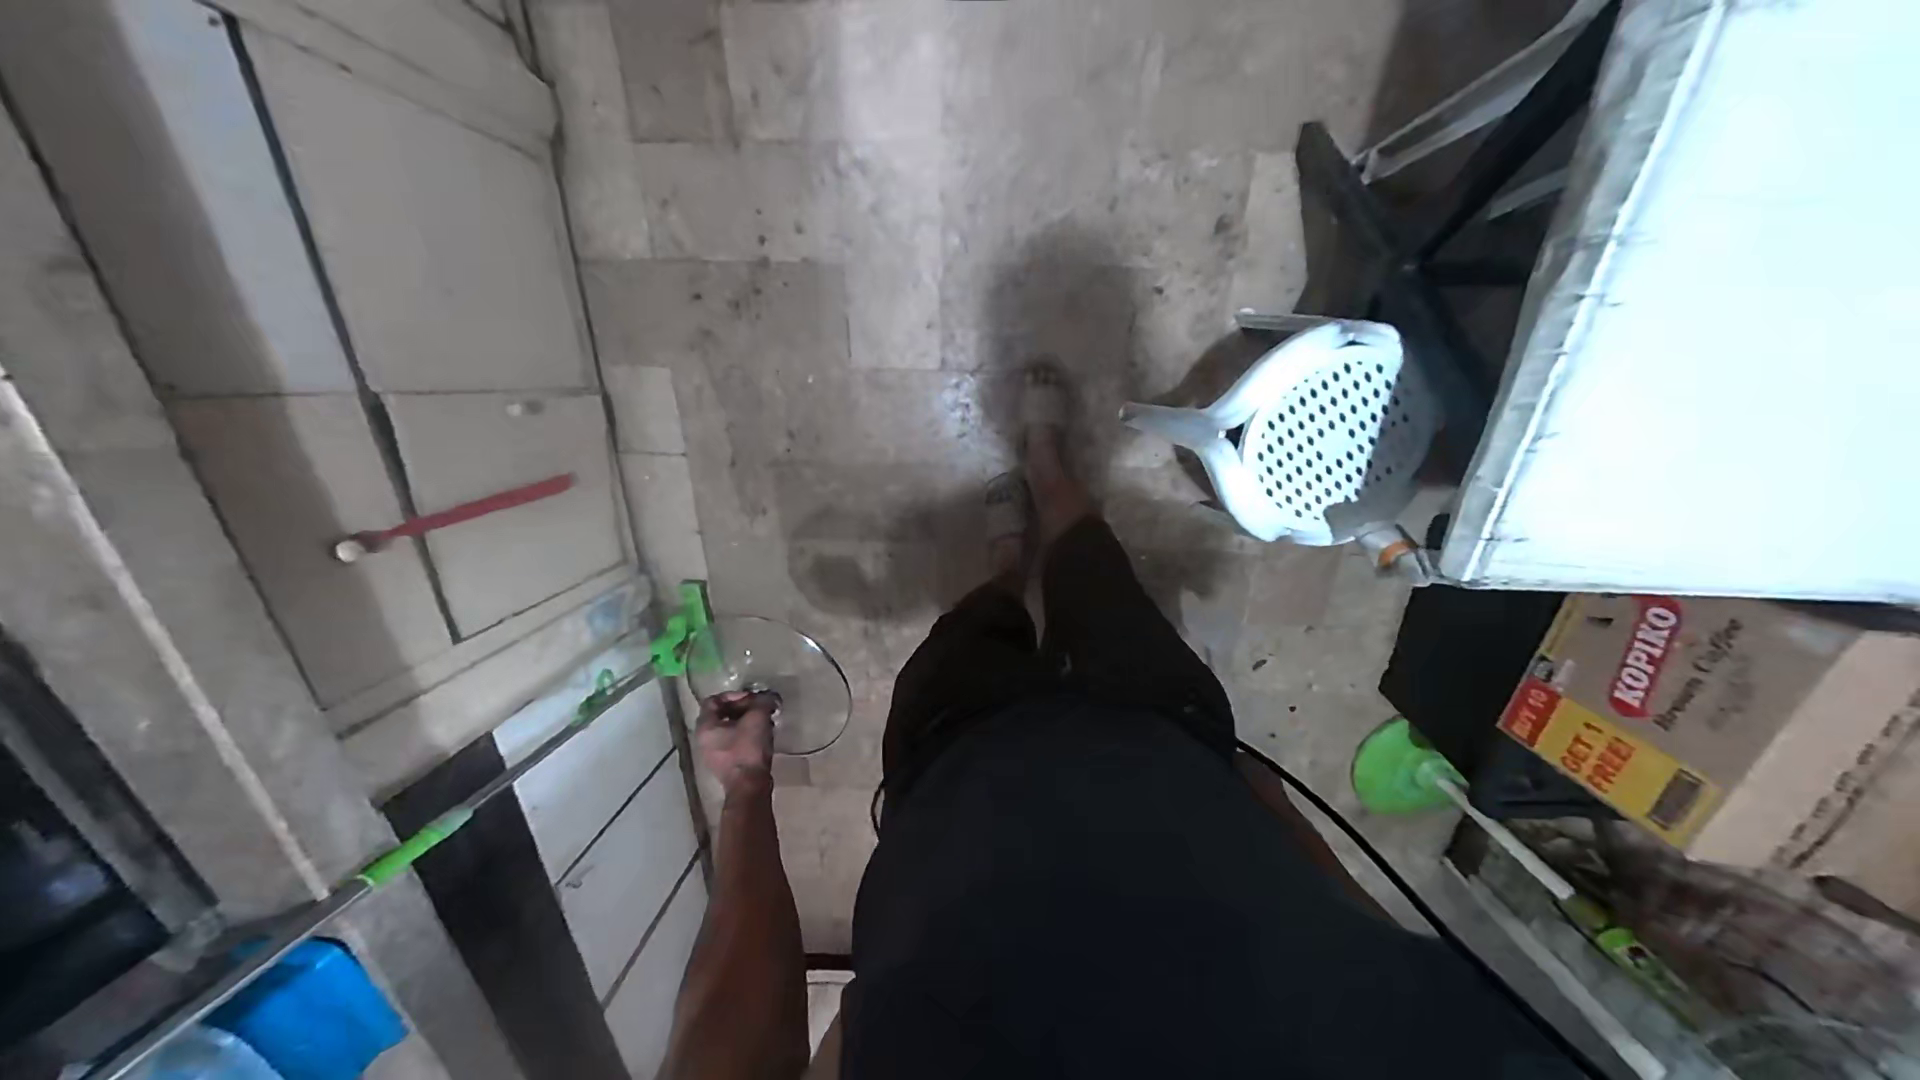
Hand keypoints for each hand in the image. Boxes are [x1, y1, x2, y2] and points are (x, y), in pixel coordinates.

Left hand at [696, 690, 776, 792]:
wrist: (750, 786)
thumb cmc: (748, 749)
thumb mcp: (758, 718)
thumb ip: (762, 702)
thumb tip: (768, 697)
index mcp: (705, 727)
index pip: (713, 700)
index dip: (734, 694)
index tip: (752, 698)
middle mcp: (704, 740)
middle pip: (722, 714)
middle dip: (744, 707)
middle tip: (761, 708)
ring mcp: (713, 754)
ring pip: (729, 728)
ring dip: (747, 720)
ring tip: (765, 720)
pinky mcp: (725, 764)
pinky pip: (733, 741)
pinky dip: (747, 734)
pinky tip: (763, 735)